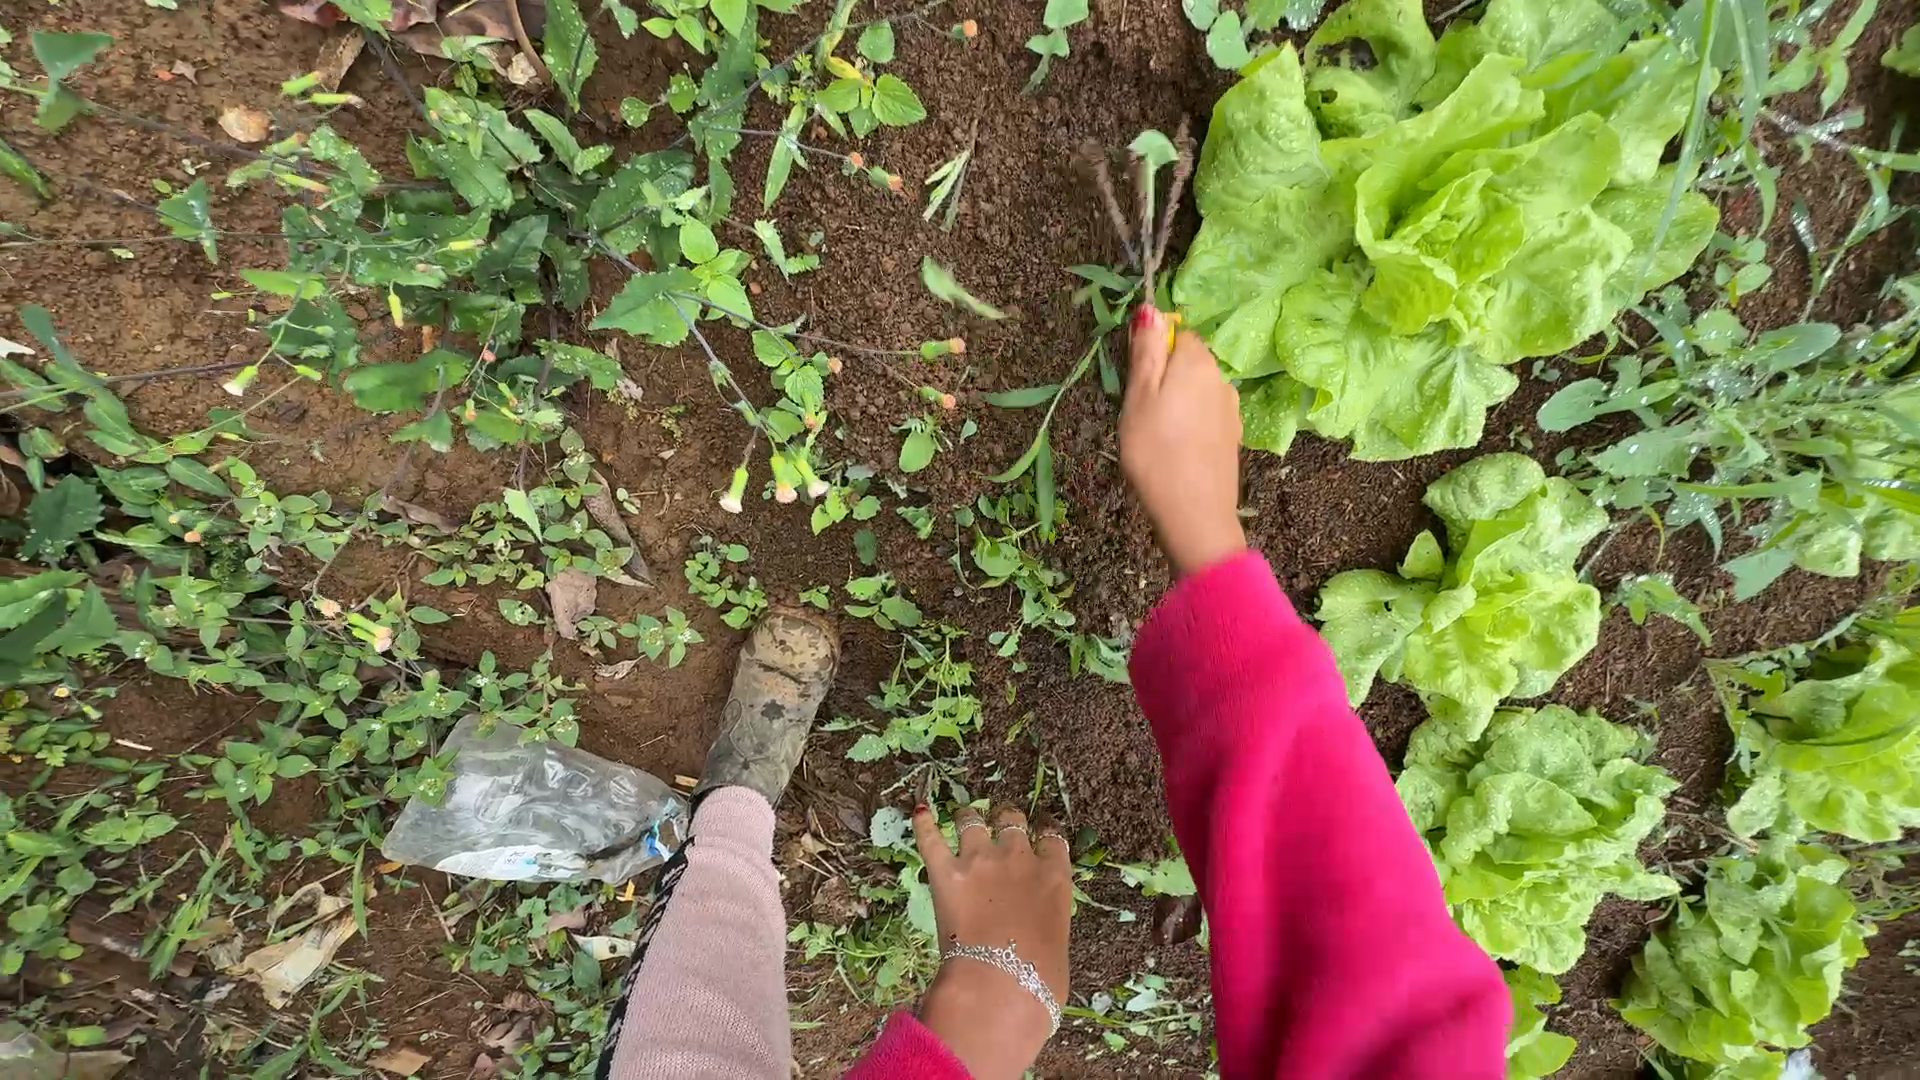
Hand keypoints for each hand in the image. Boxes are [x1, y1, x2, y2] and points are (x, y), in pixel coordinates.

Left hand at [911, 802, 1070, 1079]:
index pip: (1052, 838)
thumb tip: (1039, 934)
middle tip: (1000, 825)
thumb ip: (1049, 925)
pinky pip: (931, 838)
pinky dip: (924, 823)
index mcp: (1053, 877)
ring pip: (971, 820)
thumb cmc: (1038, 984)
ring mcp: (980, 860)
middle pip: (1012, 819)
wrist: (998, 990)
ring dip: (968, 818)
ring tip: (964, 817)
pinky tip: (920, 812)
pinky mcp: (946, 871)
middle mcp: (1018, 857)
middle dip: (1006, 819)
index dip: (1044, 833)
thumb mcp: (1058, 950)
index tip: (1039, 833)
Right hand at [1120, 305, 1246, 576]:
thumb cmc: (1155, 452)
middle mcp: (1221, 378)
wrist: (1194, 511)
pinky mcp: (1232, 436)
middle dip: (1164, 376)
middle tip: (1138, 410)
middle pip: (1189, 361)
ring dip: (1177, 400)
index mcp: (1197, 362)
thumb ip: (1146, 351)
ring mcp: (1230, 408)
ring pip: (1197, 389)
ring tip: (1154, 432)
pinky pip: (1206, 414)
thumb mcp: (1138, 397)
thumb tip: (1150, 308)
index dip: (1153, 350)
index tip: (1133, 380)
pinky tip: (1175, 447)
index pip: (1177, 334)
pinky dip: (1189, 422)